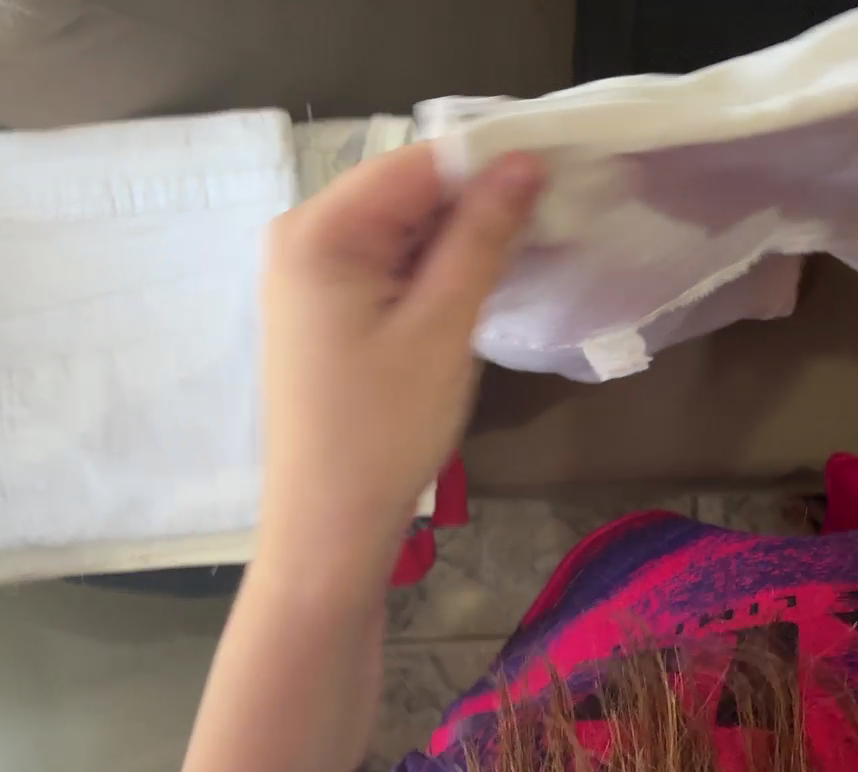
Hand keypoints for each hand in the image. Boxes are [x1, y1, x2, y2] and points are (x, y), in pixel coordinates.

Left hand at [256, 143, 544, 573]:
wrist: (330, 523)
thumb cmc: (384, 430)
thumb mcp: (442, 329)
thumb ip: (481, 238)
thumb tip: (522, 161)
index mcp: (320, 230)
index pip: (416, 163)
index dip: (487, 164)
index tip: (555, 179)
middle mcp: (303, 240)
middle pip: (404, 196)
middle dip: (473, 207)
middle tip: (546, 228)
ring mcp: (309, 280)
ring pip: (400, 236)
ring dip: (457, 246)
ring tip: (518, 263)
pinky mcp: (325, 316)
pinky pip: (387, 273)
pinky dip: (432, 277)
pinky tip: (471, 296)